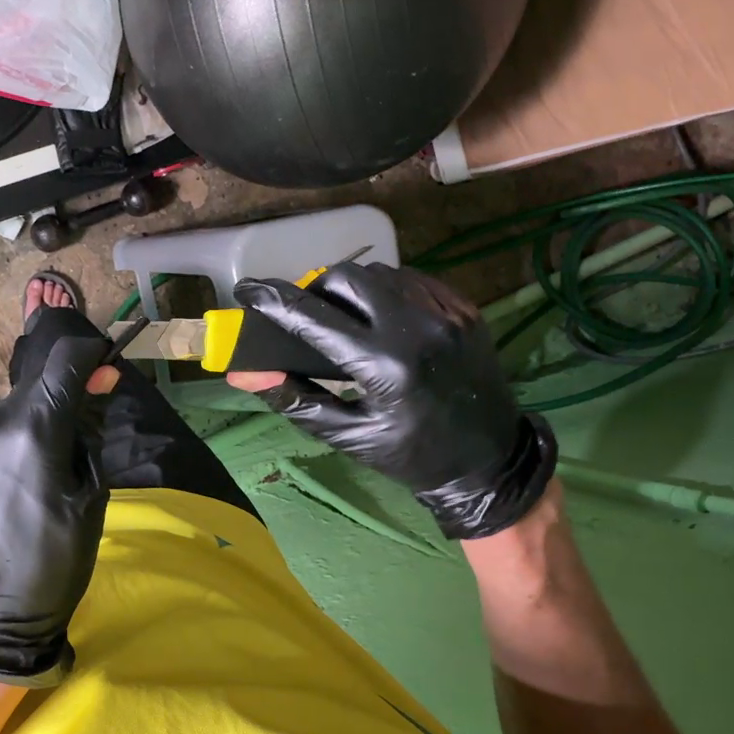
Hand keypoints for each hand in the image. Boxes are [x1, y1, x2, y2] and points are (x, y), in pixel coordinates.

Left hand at [0, 337, 119, 685]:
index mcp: (31, 431)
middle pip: (34, 384)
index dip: (91, 353)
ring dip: (37, 416)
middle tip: (91, 414)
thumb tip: (94, 386)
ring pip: (10, 409)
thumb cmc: (56, 561)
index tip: (108, 366)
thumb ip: (87, 432)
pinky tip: (21, 474)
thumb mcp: (90, 496)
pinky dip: (12, 439)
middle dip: (65, 388)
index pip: (63, 360)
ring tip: (52, 460)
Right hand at [230, 263, 555, 538]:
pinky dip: (385, 292)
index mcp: (383, 366)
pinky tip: (380, 318)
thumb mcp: (346, 435)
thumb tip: (243, 373)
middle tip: (306, 315)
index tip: (246, 291)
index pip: (313, 317)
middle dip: (316, 290)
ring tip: (344, 318)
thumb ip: (294, 398)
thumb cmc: (410, 456)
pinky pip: (411, 280)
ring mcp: (444, 313)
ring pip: (379, 273)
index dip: (272, 300)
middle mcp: (415, 328)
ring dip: (350, 289)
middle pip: (346, 278)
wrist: (490, 460)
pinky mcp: (463, 308)